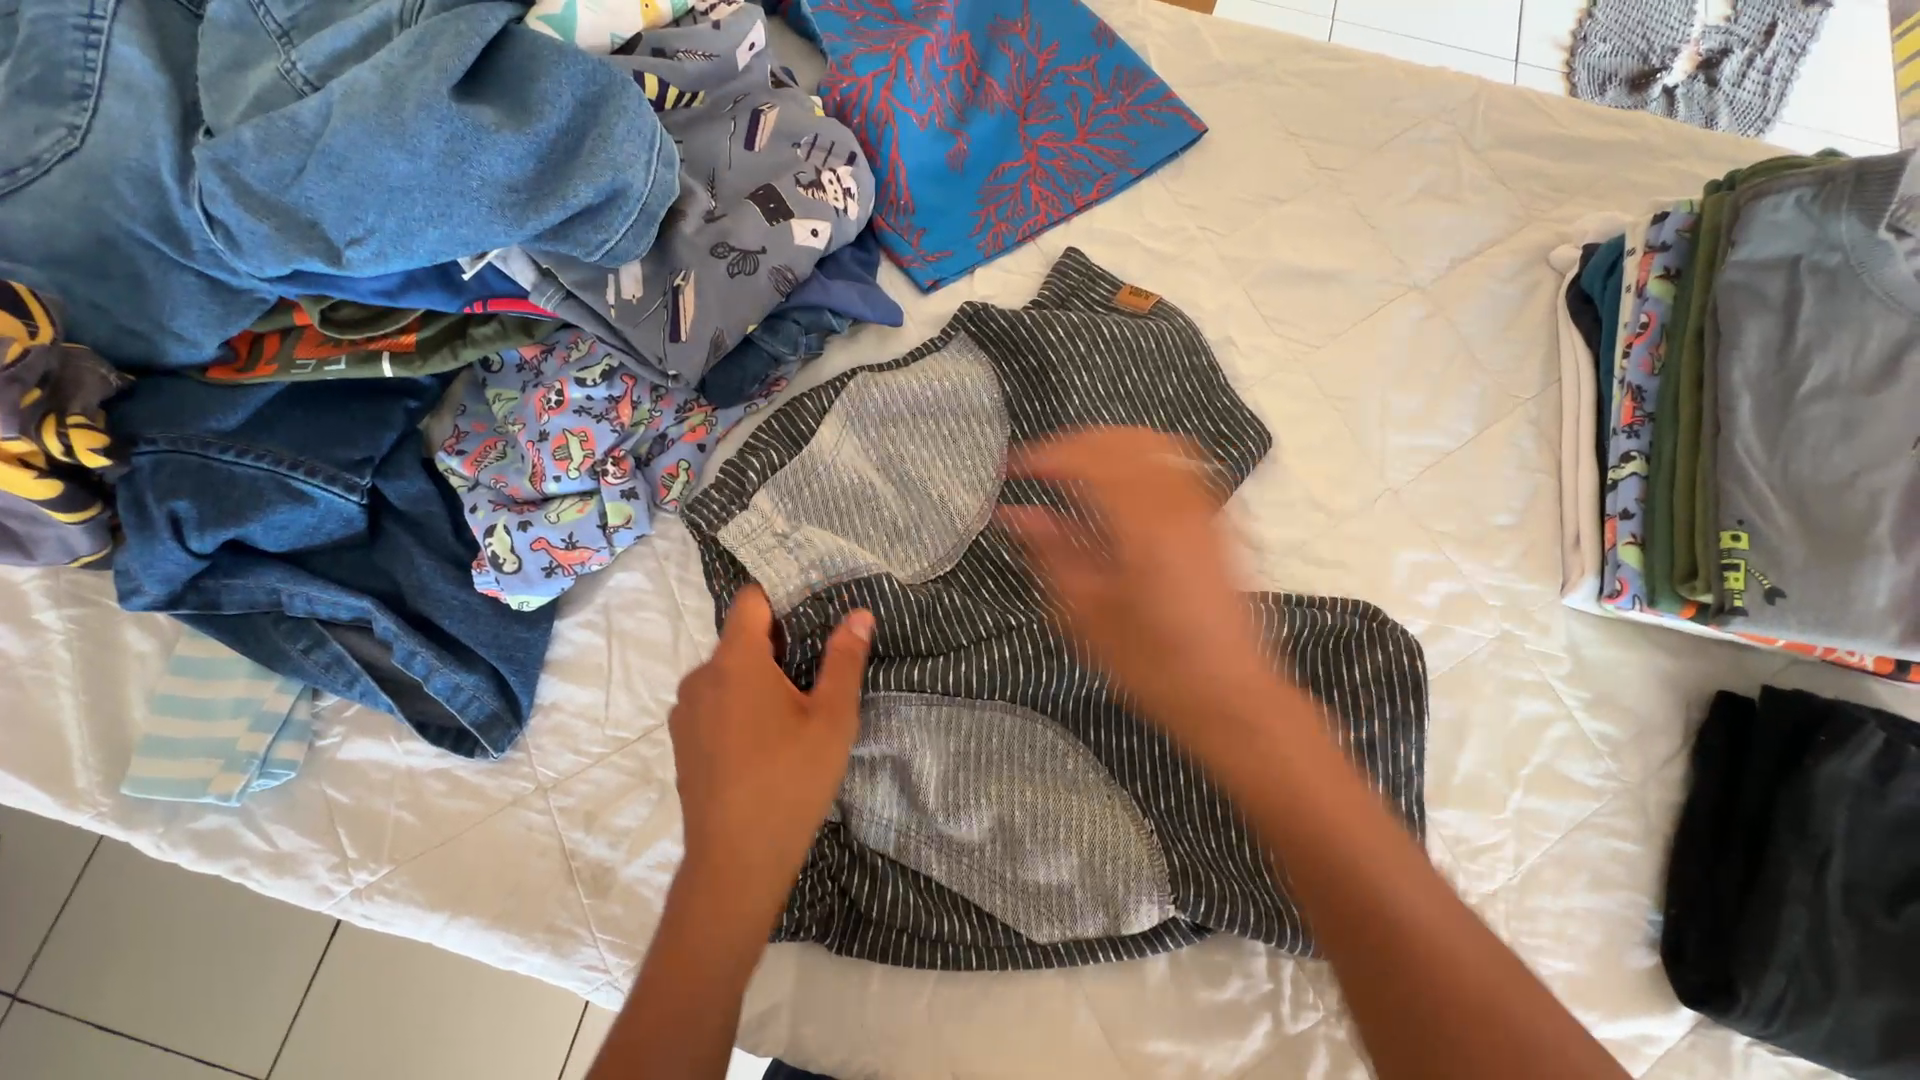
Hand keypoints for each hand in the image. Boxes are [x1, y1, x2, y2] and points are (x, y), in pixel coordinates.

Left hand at [668, 585, 873, 900]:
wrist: (736, 860)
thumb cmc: (791, 781)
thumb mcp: (832, 719)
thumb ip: (844, 660)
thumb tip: (858, 614)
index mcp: (735, 660)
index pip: (751, 599)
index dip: (783, 598)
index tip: (814, 615)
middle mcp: (700, 676)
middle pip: (740, 639)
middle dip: (778, 647)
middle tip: (816, 676)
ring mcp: (685, 711)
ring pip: (727, 675)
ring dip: (757, 681)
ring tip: (794, 715)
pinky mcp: (681, 742)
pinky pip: (713, 704)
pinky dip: (738, 708)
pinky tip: (764, 745)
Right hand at [999, 428, 1285, 758]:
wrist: (1230, 695)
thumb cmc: (1152, 665)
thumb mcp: (1088, 614)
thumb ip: (1051, 552)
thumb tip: (1015, 514)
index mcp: (1143, 524)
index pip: (1088, 460)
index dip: (1044, 457)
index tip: (1011, 471)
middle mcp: (1180, 504)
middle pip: (1124, 441)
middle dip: (1076, 445)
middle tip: (1041, 470)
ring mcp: (1208, 510)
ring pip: (1157, 447)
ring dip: (1111, 448)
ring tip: (1078, 473)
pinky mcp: (1222, 524)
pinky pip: (1181, 468)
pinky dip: (1144, 462)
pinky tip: (1124, 492)